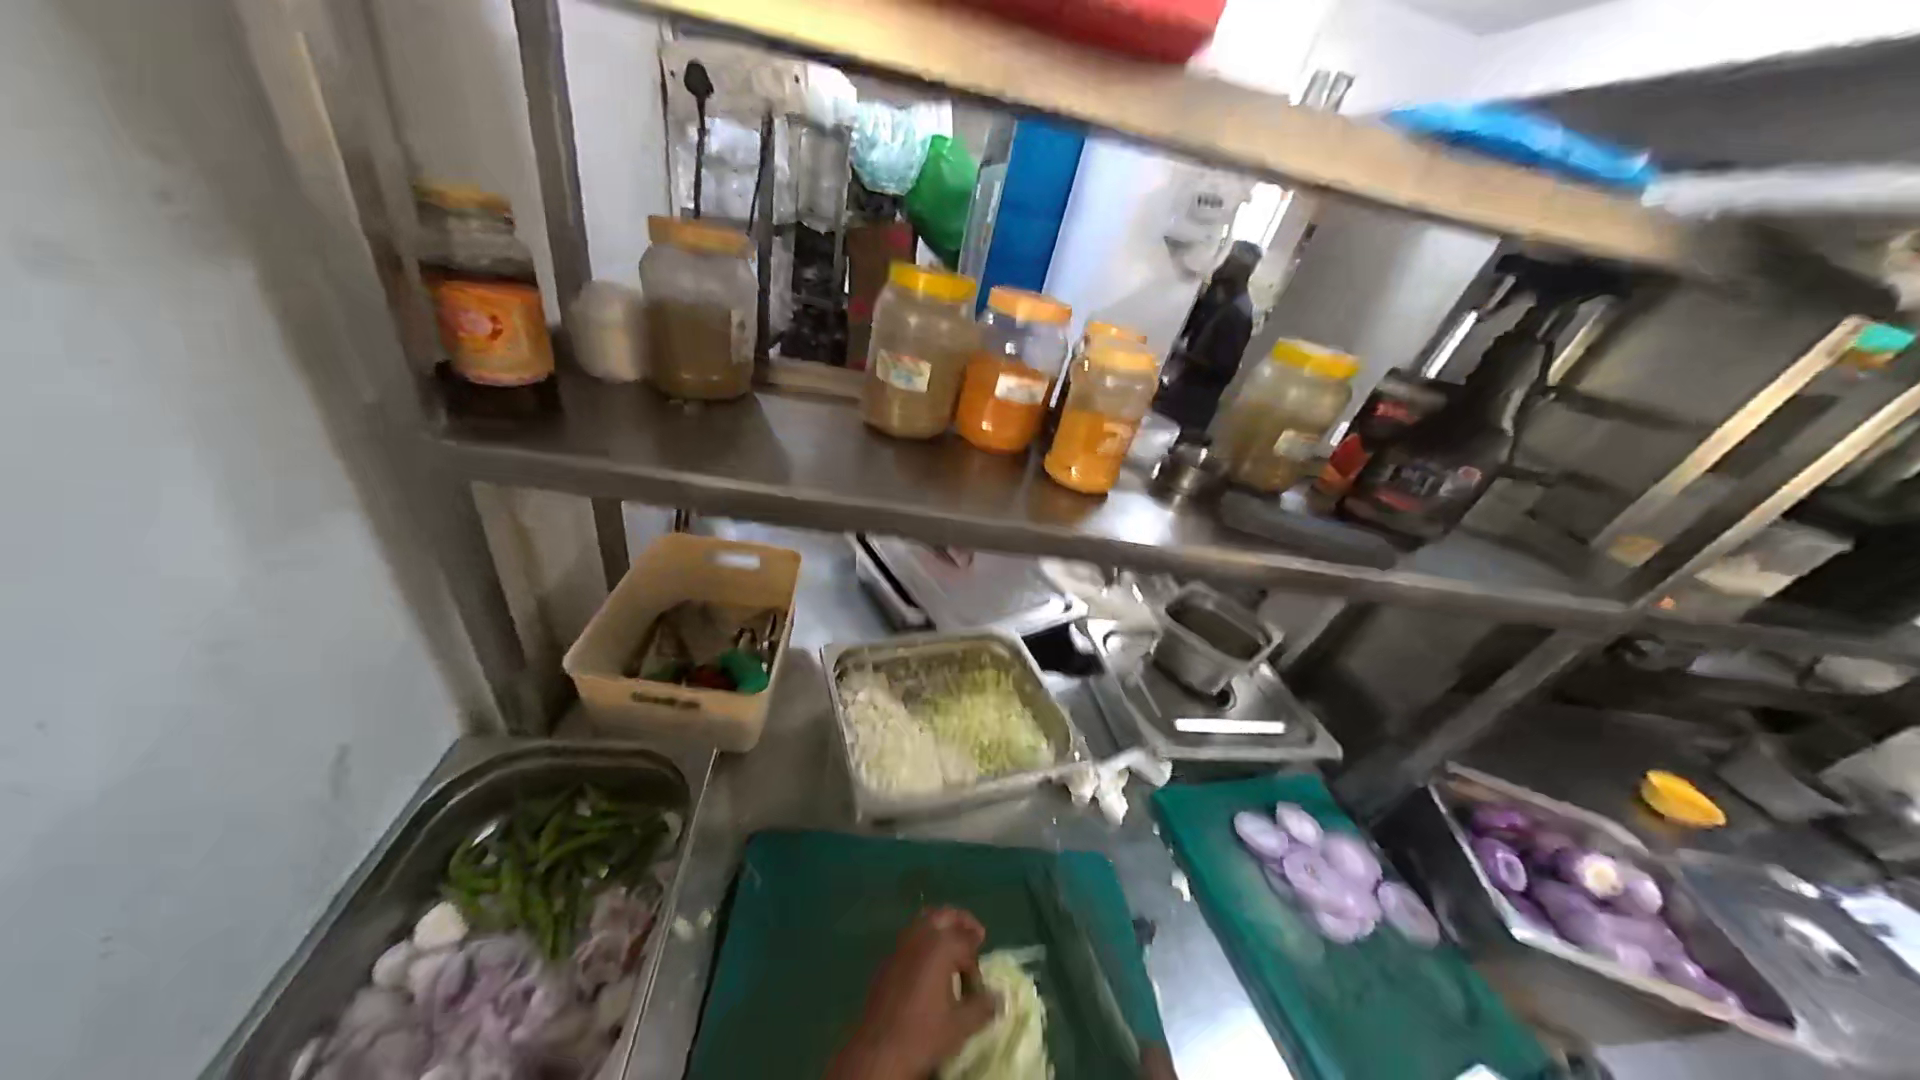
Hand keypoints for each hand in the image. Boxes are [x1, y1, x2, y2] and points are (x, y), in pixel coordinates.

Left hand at [827, 908, 998, 1079]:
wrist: (879, 1050)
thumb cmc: (924, 1033)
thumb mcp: (961, 1025)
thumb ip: (982, 1006)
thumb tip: (998, 997)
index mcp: (941, 945)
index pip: (967, 941)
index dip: (976, 962)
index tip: (978, 985)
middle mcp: (920, 936)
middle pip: (944, 915)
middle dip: (961, 922)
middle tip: (974, 935)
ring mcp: (900, 946)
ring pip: (923, 922)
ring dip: (940, 928)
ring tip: (951, 950)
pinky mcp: (886, 960)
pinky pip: (909, 939)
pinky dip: (923, 942)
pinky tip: (927, 967)